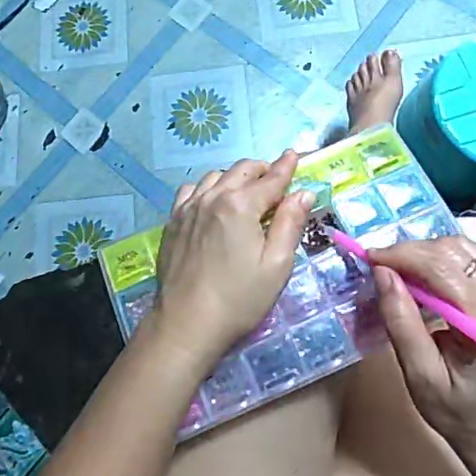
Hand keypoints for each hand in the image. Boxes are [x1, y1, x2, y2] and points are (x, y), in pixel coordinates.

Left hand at [149, 151, 312, 364]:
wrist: (186, 322)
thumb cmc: (239, 298)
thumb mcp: (276, 265)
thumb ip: (289, 224)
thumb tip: (302, 193)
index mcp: (240, 206)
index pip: (270, 179)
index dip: (285, 167)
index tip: (294, 154)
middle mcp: (212, 197)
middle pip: (240, 170)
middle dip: (261, 169)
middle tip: (274, 177)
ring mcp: (188, 207)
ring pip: (215, 177)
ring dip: (234, 176)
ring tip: (246, 189)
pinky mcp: (173, 221)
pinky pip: (190, 190)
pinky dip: (207, 187)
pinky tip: (212, 199)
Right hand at [370, 236, 475, 473]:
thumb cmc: (457, 410)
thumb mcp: (420, 376)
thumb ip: (402, 323)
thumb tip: (382, 272)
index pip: (445, 271)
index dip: (403, 257)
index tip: (368, 258)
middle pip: (453, 253)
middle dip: (409, 252)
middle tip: (377, 265)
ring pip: (461, 248)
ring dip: (423, 251)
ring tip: (397, 269)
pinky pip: (470, 256)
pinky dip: (438, 256)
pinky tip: (420, 272)